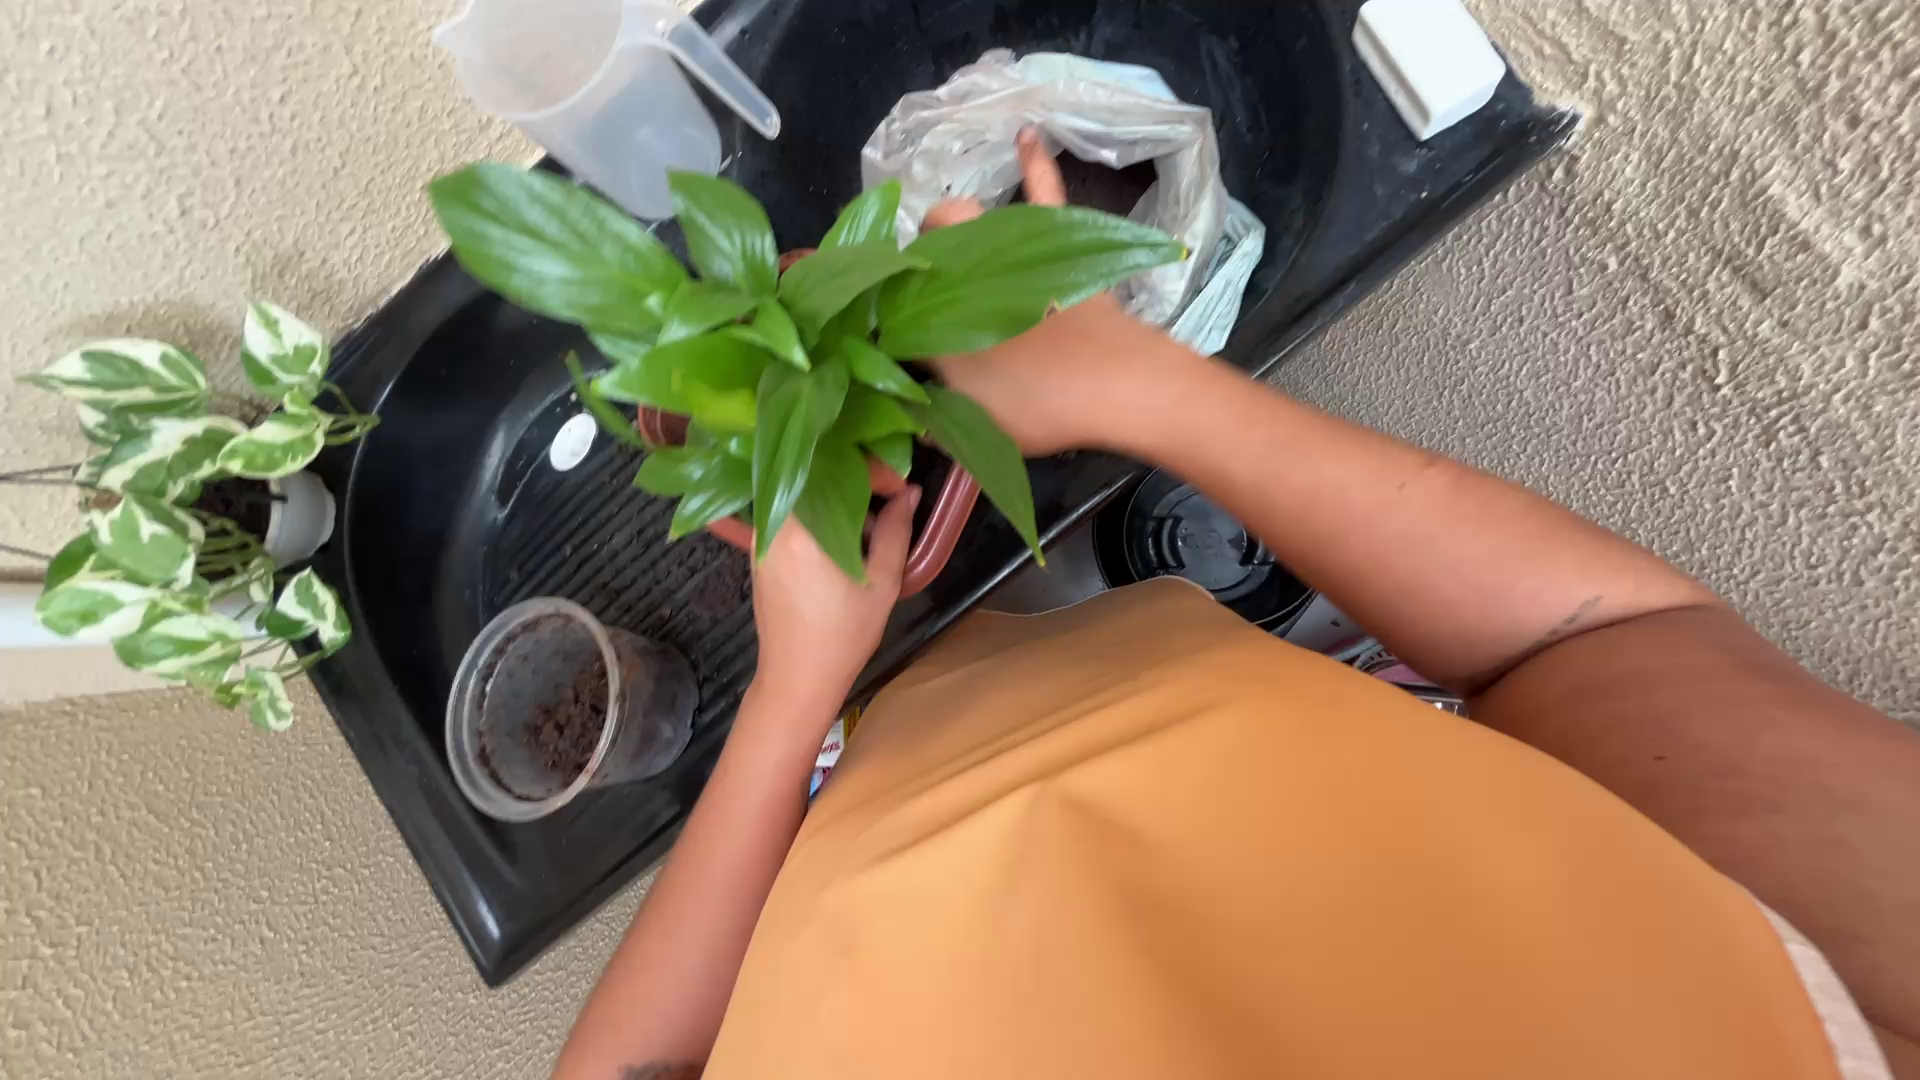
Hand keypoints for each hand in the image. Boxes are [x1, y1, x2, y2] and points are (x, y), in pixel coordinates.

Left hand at [748, 487, 920, 730]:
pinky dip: (821, 519)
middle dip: (857, 483)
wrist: (796, 679)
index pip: (838, 470)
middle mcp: (774, 523)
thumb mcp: (882, 582)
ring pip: (805, 496)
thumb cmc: (842, 634)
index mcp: (801, 526)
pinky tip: (844, 546)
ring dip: (838, 502)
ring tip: (868, 535)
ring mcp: (763, 537)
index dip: (876, 472)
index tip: (901, 489)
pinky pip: (793, 516)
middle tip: (887, 508)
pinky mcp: (761, 552)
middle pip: (816, 477)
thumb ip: (896, 531)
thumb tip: (908, 493)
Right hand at [924, 127, 1200, 455]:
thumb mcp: (976, 422)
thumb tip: (920, 420)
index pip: (900, 312)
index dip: (892, 327)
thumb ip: (940, 421)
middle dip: (913, 276)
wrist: (1118, 386)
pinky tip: (1026, 134)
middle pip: (924, 260)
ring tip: (944, 252)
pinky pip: (1044, 194)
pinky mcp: (1059, 244)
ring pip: (967, 228)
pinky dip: (1035, 165)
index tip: (897, 348)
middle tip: (925, 308)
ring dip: (949, 235)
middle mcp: (967, 277)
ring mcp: (1013, 255)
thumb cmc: (1041, 406)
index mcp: (941, 320)